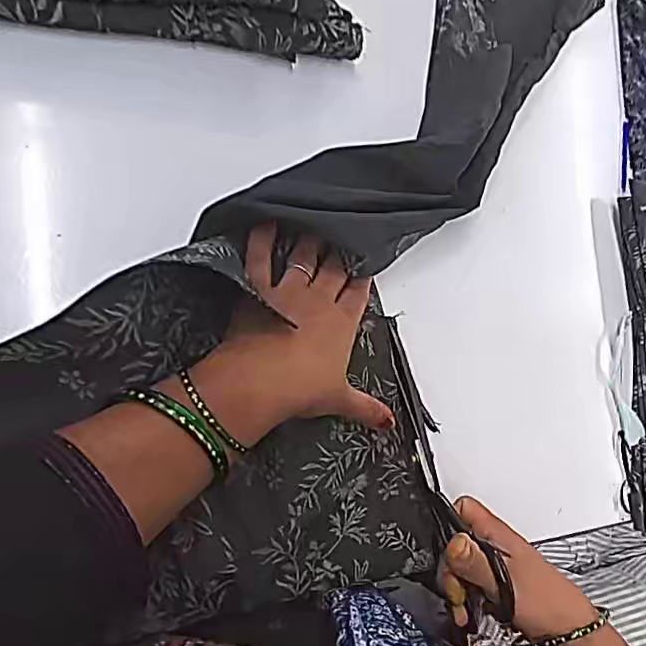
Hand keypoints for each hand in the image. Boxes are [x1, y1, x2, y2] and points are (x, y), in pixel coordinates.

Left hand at [181, 224, 395, 445]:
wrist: (260, 381)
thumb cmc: (299, 386)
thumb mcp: (340, 400)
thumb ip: (367, 408)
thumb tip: (387, 422)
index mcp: (342, 324)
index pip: (358, 293)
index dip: (362, 276)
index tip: (365, 264)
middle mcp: (318, 301)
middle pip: (334, 268)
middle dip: (340, 253)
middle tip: (342, 237)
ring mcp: (288, 292)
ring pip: (304, 256)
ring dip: (310, 241)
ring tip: (314, 228)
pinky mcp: (258, 289)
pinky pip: (261, 256)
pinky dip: (262, 238)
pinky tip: (266, 223)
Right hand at [436, 497, 599, 640]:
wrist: (567, 629)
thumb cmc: (546, 602)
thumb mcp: (503, 582)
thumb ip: (474, 561)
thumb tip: (453, 542)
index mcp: (499, 535)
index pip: (464, 508)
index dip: (448, 524)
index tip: (446, 554)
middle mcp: (497, 546)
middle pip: (456, 544)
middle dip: (451, 570)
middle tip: (459, 590)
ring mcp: (496, 564)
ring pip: (461, 567)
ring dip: (457, 589)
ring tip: (465, 607)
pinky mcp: (497, 583)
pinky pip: (471, 584)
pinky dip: (466, 598)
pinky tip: (470, 611)